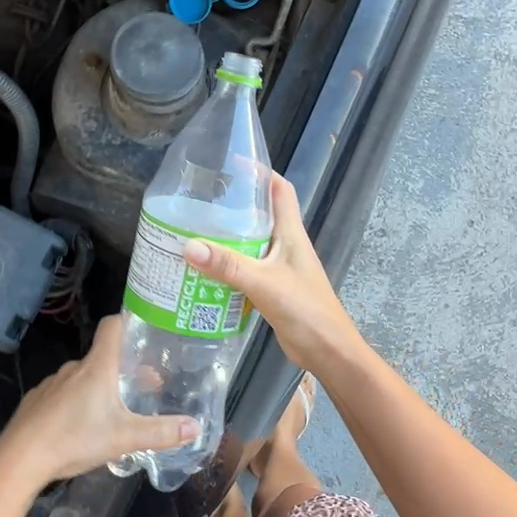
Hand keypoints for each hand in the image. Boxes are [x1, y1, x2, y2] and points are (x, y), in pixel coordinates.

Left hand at [0, 316, 198, 486]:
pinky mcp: (36, 402)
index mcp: (97, 367)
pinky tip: (81, 427)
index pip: (112, 326)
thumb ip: (161, 432)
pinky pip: (63, 395)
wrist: (19, 459)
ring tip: (114, 411)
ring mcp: (52, 384)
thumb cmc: (75, 438)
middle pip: (102, 357)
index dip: (128, 321)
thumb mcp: (125, 438)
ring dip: (99, 387)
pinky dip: (76, 403)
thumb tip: (196, 427)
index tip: (145, 330)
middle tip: (143, 386)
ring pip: (82, 378)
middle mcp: (74, 368)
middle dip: (123, 367)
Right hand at [182, 172, 363, 372]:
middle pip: (260, 215)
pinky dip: (227, 268)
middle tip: (198, 201)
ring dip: (226, 239)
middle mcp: (286, 246)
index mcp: (291, 234)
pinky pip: (246, 270)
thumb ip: (228, 265)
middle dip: (232, 206)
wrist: (328, 352)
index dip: (260, 173)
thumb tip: (189, 245)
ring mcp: (279, 269)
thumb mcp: (264, 284)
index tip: (231, 164)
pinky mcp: (272, 290)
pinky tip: (204, 272)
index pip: (280, 191)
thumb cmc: (306, 311)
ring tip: (192, 232)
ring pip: (250, 244)